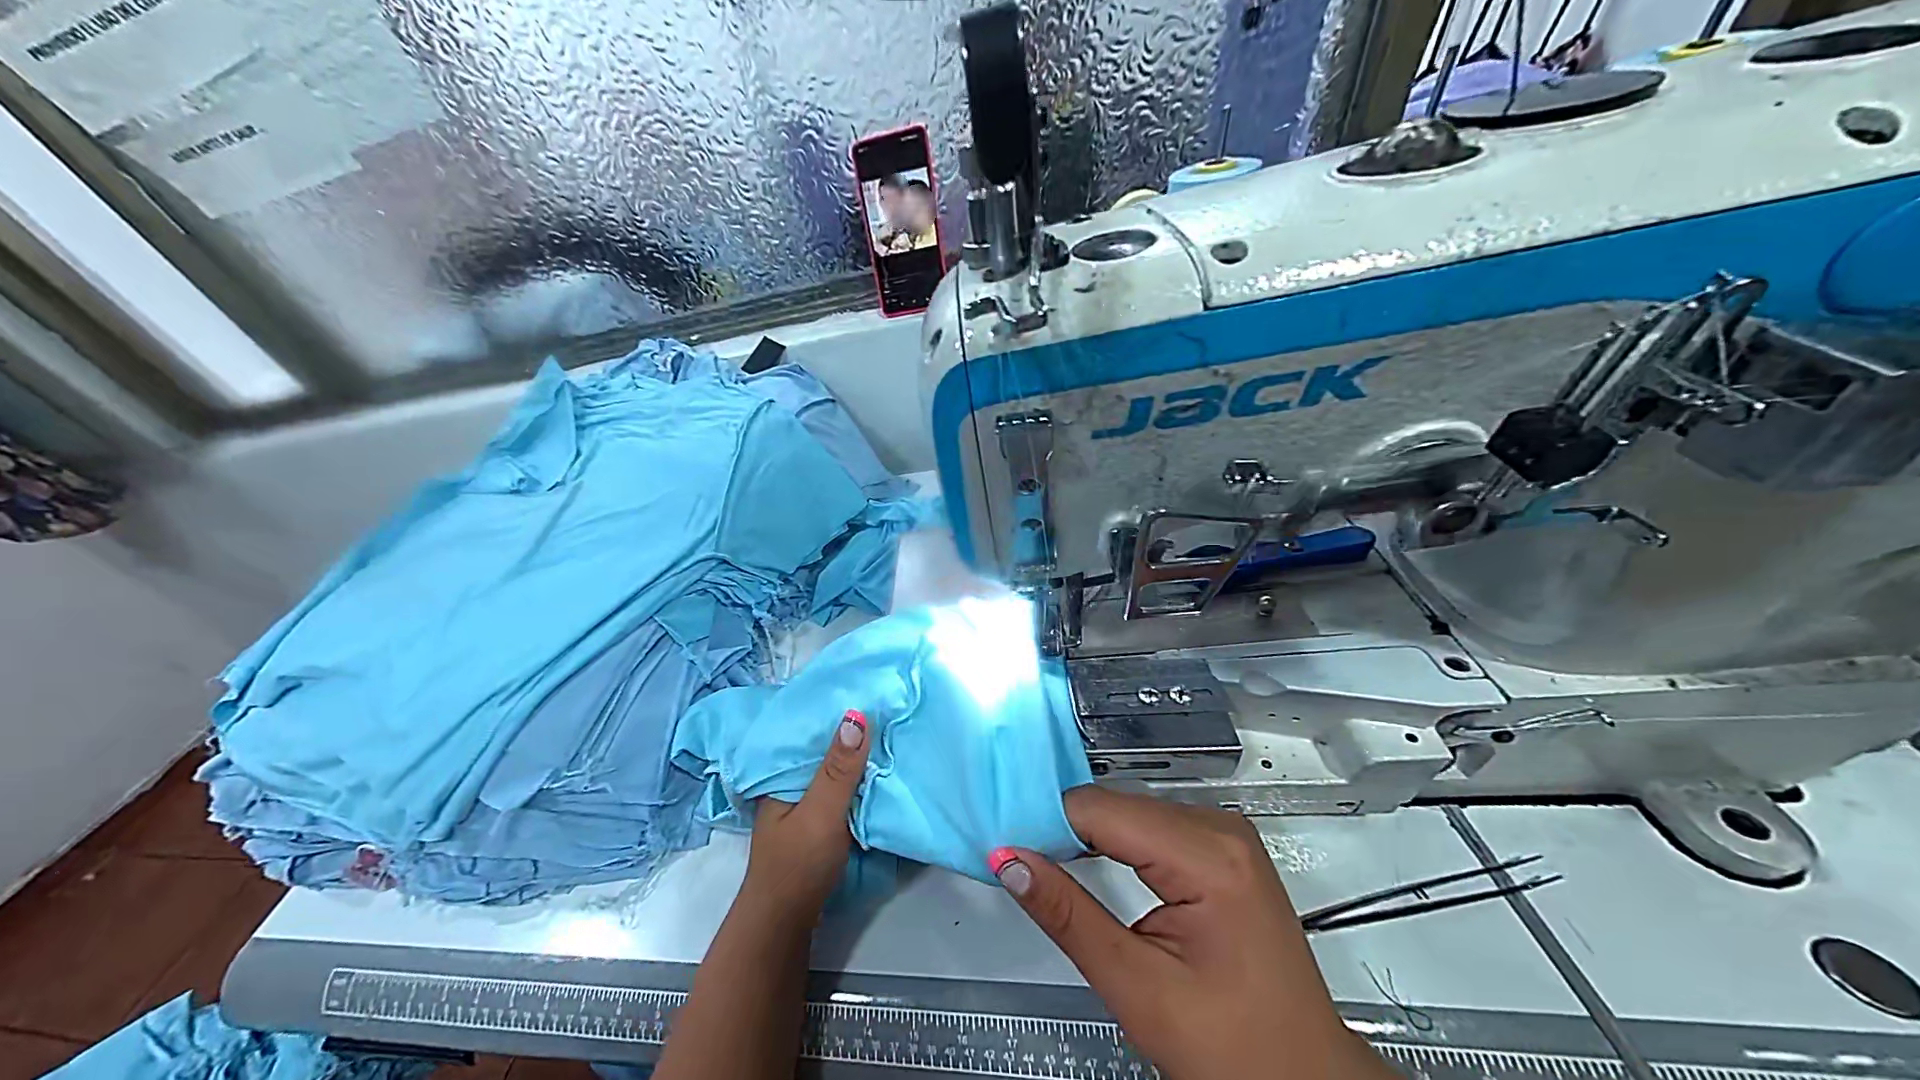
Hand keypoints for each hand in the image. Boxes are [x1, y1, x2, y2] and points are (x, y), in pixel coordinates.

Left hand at [741, 709, 871, 918]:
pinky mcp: (820, 819)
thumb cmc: (798, 866)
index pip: (810, 729)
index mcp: (781, 773)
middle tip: (891, 705)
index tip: (871, 689)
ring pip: (836, 769)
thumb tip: (856, 714)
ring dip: (859, 756)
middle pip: (825, 747)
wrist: (786, 924)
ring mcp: (805, 801)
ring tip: (892, 729)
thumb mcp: (821, 813)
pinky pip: (843, 788)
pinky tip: (881, 770)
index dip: (838, 710)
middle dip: (853, 731)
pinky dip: (860, 779)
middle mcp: (791, 781)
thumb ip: (839, 770)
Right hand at [989, 787, 1392, 1079]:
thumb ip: (1067, 915)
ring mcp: (1226, 835)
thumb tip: (1012, 862)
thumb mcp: (1137, 985)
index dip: (1045, 823)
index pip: (1101, 810)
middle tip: (1018, 859)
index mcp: (1210, 856)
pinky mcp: (1222, 848)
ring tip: (1045, 862)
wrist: (1300, 1076)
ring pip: (1129, 811)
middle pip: (1115, 806)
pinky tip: (1088, 861)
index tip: (1005, 842)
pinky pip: (1151, 825)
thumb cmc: (1238, 1046)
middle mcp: (1222, 830)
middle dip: (1063, 829)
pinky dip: (1114, 841)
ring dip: (1087, 835)